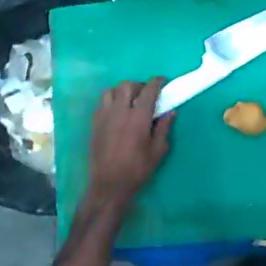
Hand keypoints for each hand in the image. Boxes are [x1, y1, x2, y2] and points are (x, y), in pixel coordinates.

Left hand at [86, 78, 173, 208]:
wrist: (109, 185)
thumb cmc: (138, 169)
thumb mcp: (158, 150)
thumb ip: (164, 128)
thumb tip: (171, 111)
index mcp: (138, 118)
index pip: (148, 91)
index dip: (156, 82)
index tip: (162, 80)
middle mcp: (119, 112)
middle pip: (127, 85)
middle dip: (138, 85)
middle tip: (146, 93)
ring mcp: (104, 116)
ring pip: (110, 91)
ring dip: (122, 91)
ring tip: (129, 100)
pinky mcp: (94, 123)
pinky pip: (101, 103)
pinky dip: (111, 101)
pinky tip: (117, 112)